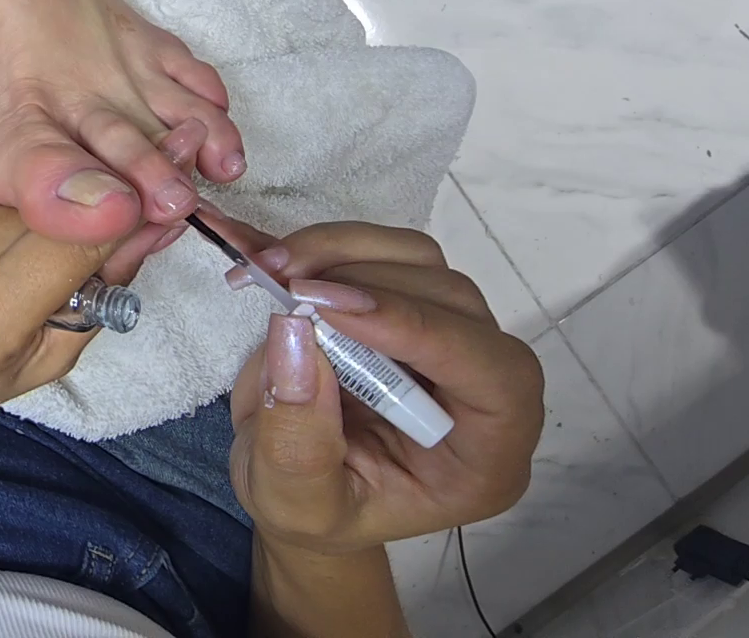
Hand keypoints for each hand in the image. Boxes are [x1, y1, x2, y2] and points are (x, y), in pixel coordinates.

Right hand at [228, 223, 545, 557]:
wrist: (291, 480)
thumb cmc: (309, 509)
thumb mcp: (294, 499)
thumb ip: (296, 437)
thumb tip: (293, 331)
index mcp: (480, 453)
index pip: (491, 372)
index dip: (416, 325)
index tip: (325, 304)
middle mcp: (472, 384)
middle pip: (450, 298)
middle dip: (360, 276)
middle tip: (277, 280)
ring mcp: (432, 333)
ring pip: (413, 258)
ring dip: (335, 248)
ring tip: (266, 267)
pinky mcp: (385, 299)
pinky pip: (364, 248)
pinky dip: (308, 240)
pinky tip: (256, 245)